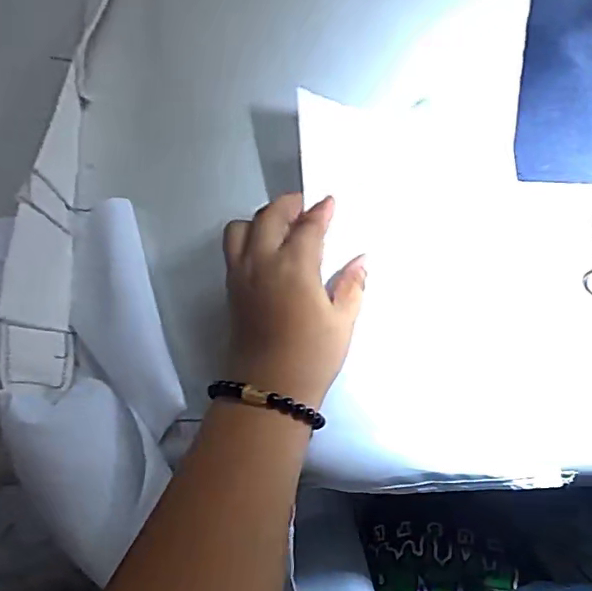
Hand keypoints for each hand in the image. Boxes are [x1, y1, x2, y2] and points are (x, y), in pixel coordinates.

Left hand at [222, 194, 365, 409]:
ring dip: (261, 219)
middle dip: (288, 206)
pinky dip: (248, 238)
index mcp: (294, 267)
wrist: (270, 387)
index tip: (329, 203)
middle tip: (304, 206)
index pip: (307, 228)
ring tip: (281, 226)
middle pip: (269, 217)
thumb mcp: (342, 322)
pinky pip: (233, 248)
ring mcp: (241, 275)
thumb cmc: (313, 356)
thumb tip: (359, 262)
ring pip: (242, 228)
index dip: (320, 213)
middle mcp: (262, 262)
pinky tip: (266, 251)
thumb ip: (350, 286)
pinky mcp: (231, 290)